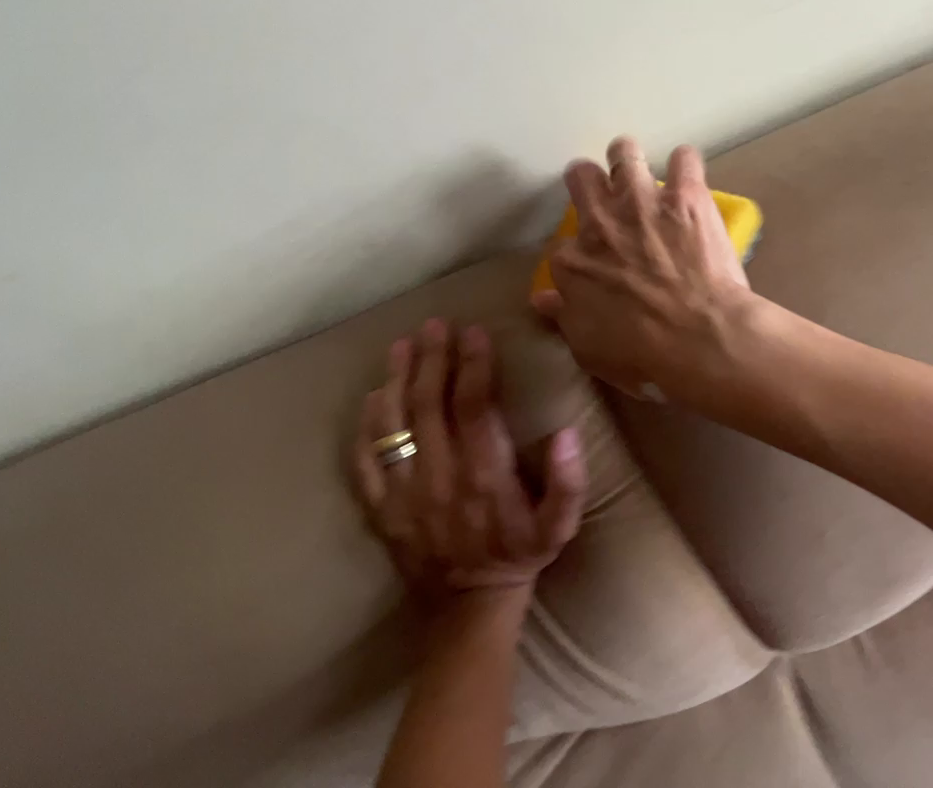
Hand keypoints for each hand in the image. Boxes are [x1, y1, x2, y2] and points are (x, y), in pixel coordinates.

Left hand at [350, 320, 586, 601]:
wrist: (468, 607)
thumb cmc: (520, 554)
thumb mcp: (560, 525)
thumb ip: (568, 481)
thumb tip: (565, 432)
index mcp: (484, 474)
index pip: (475, 404)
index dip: (474, 364)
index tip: (475, 333)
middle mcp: (440, 475)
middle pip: (430, 403)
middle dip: (433, 358)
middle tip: (435, 325)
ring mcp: (404, 492)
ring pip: (393, 423)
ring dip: (397, 379)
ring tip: (402, 345)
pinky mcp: (381, 508)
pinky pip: (365, 459)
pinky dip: (366, 425)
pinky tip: (373, 396)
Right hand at [531, 136, 755, 397]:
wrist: (700, 339)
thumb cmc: (643, 356)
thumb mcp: (590, 349)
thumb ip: (565, 318)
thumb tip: (543, 300)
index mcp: (574, 263)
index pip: (562, 247)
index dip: (577, 254)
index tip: (591, 263)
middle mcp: (601, 223)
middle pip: (582, 178)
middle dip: (589, 181)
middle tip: (604, 194)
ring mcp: (644, 203)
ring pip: (624, 154)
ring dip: (629, 158)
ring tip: (638, 168)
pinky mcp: (686, 196)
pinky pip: (684, 159)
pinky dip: (685, 164)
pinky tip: (688, 175)